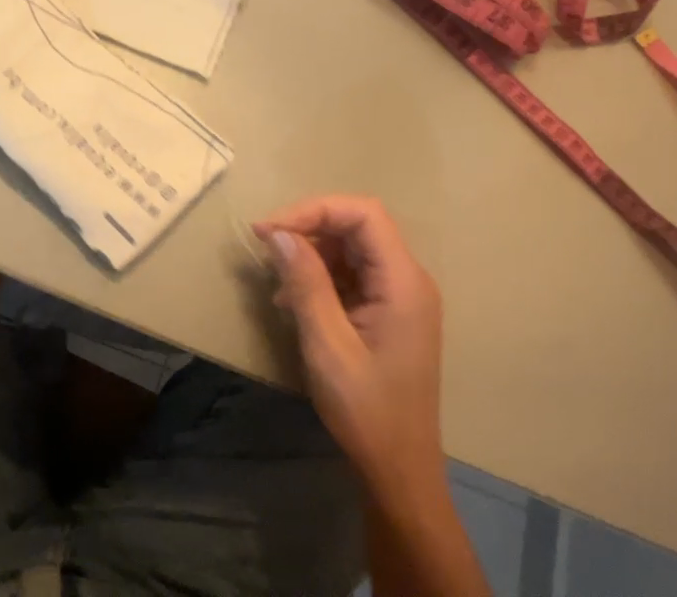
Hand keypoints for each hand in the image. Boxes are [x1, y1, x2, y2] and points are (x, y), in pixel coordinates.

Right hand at [255, 196, 444, 482]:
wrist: (399, 467)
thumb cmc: (365, 409)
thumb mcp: (327, 344)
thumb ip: (305, 283)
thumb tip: (279, 233)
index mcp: (403, 281)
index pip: (363, 214)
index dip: (313, 210)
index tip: (269, 231)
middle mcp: (409, 280)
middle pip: (359, 227)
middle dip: (310, 229)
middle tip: (267, 249)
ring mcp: (402, 297)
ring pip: (354, 250)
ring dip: (313, 255)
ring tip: (279, 286)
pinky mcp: (391, 314)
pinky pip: (355, 276)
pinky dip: (323, 279)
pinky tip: (296, 303)